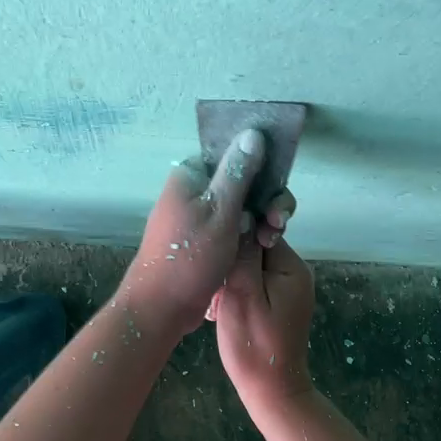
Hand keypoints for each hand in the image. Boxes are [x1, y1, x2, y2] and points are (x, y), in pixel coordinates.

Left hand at [116, 129, 267, 334]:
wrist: (162, 308)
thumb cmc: (189, 257)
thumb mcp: (220, 211)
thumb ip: (238, 172)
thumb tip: (253, 132)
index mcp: (192, 174)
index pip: (235, 156)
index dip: (261, 170)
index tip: (277, 193)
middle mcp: (194, 188)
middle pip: (242, 181)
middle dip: (265, 200)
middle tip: (278, 224)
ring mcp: (198, 213)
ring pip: (242, 205)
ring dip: (261, 219)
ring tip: (271, 240)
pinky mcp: (204, 235)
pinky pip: (234, 224)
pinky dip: (250, 232)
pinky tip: (263, 246)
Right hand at [213, 232, 316, 413]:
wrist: (272, 394)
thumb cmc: (254, 344)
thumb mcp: (242, 294)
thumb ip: (243, 254)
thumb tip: (242, 216)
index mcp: (291, 266)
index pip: (260, 230)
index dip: (235, 236)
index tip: (215, 250)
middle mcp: (296, 272)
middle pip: (257, 246)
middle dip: (233, 260)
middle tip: (214, 281)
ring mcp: (290, 288)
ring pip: (254, 265)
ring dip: (233, 277)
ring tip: (216, 298)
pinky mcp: (282, 303)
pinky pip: (257, 282)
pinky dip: (239, 290)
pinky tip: (223, 307)